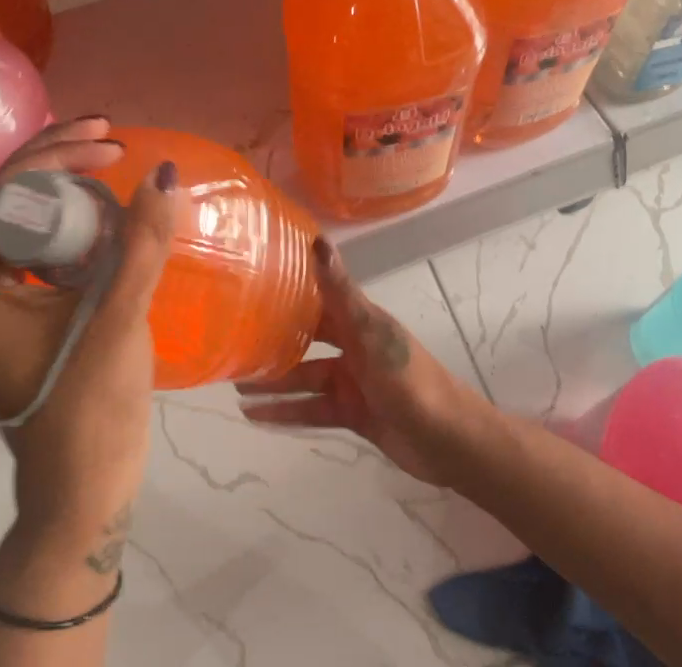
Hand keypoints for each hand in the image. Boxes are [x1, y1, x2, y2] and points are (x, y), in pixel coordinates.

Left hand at [0, 116, 179, 612]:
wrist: (84, 486)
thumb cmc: (89, 408)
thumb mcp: (116, 320)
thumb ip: (141, 246)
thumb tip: (166, 173)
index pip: (3, 194)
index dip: (55, 157)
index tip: (112, 144)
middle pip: (8, 201)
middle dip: (57, 163)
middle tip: (110, 138)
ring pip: (24, 223)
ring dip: (66, 191)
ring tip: (108, 162)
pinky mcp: (20, 316)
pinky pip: (41, 251)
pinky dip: (73, 226)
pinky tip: (107, 215)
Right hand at [235, 238, 497, 486]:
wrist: (448, 442)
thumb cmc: (409, 381)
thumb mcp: (371, 334)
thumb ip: (341, 293)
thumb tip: (318, 240)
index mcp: (361, 321)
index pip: (318, 298)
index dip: (289, 291)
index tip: (250, 285)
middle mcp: (355, 347)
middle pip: (306, 340)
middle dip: (273, 342)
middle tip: (233, 341)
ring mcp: (353, 382)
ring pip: (304, 378)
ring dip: (273, 381)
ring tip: (234, 382)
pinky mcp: (352, 414)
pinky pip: (310, 410)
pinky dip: (285, 412)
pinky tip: (254, 416)